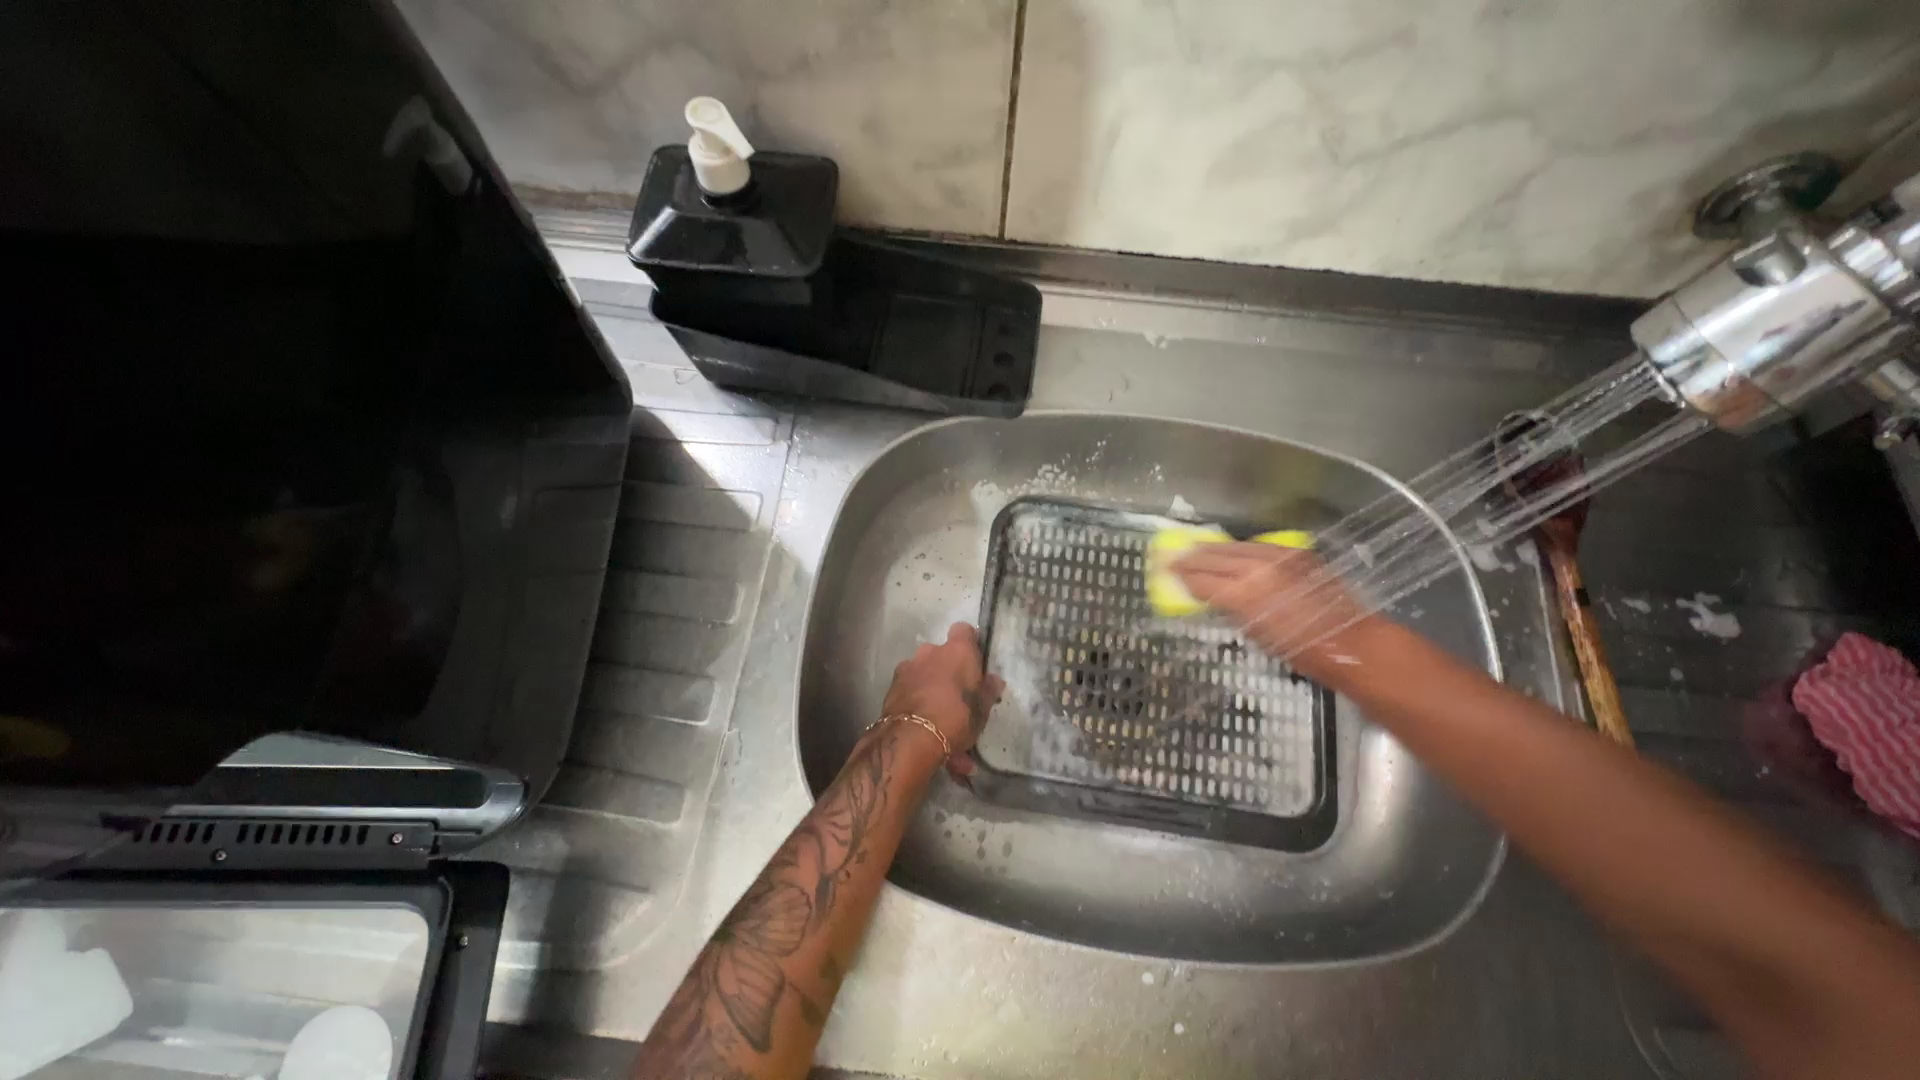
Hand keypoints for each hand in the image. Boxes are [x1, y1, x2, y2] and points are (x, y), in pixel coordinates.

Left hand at [878, 622, 1002, 772]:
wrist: (911, 739)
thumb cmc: (956, 718)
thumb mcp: (981, 710)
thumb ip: (987, 691)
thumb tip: (993, 680)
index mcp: (957, 651)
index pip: (964, 631)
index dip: (969, 643)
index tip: (974, 661)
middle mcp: (931, 651)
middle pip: (942, 653)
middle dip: (948, 668)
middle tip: (956, 693)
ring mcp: (908, 666)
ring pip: (923, 670)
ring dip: (930, 682)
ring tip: (936, 710)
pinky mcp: (892, 685)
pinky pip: (909, 685)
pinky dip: (915, 695)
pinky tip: (920, 717)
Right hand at [1172, 542, 1383, 684]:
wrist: (1350, 641)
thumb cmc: (1301, 650)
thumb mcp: (1256, 634)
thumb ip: (1231, 610)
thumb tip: (1214, 598)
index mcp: (1243, 593)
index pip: (1201, 579)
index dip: (1181, 575)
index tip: (1166, 571)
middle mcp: (1257, 568)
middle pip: (1214, 557)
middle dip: (1192, 557)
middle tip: (1174, 556)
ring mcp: (1278, 556)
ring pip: (1236, 547)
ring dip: (1214, 549)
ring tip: (1197, 549)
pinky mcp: (1296, 553)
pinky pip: (1259, 547)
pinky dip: (1241, 550)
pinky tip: (1235, 553)